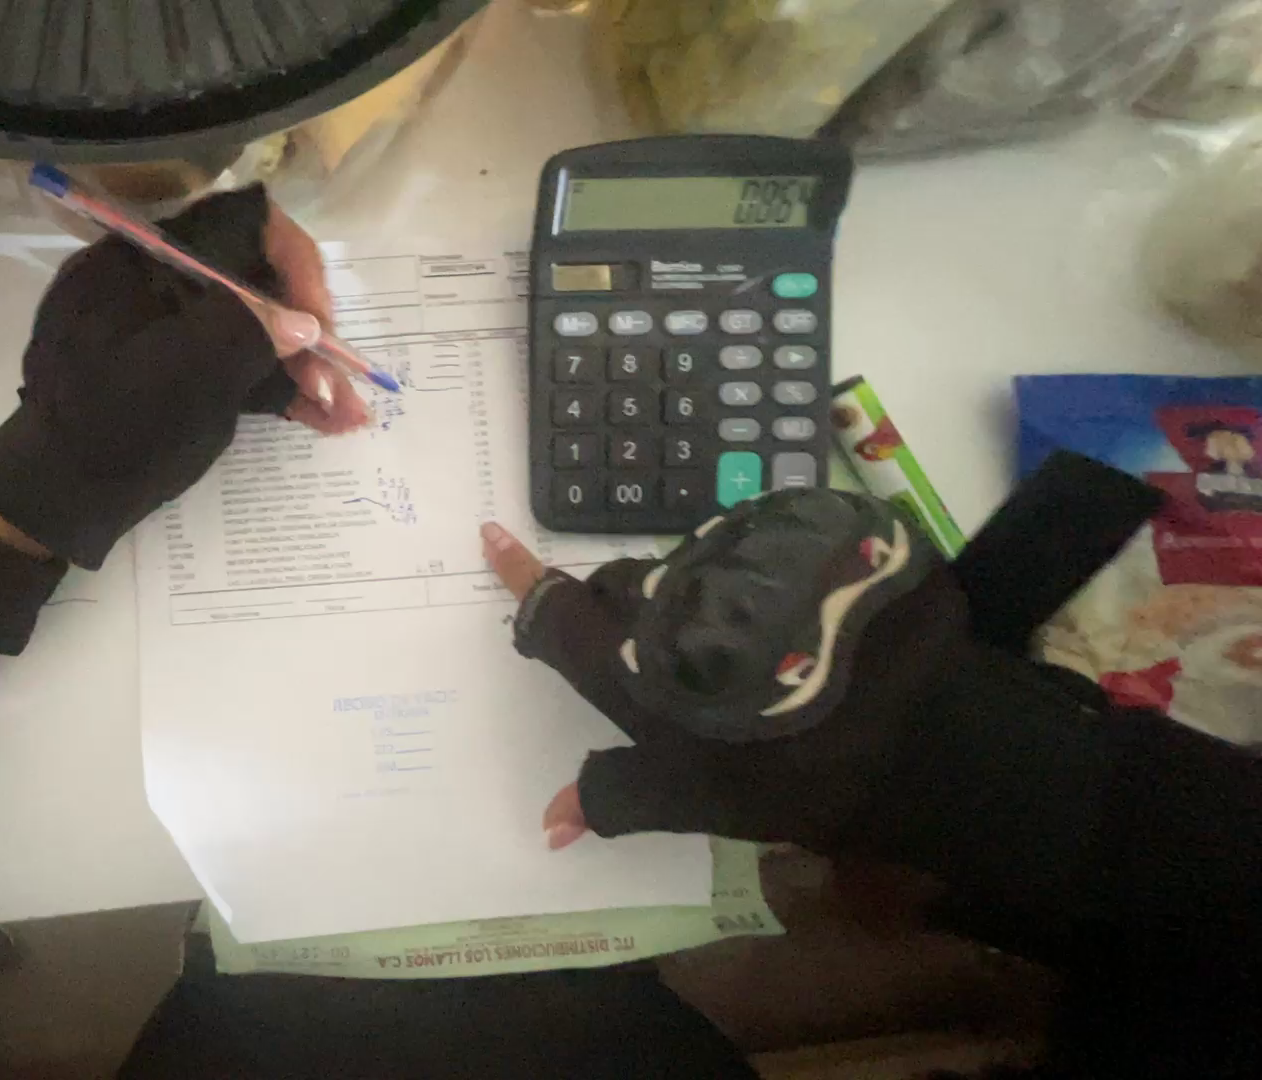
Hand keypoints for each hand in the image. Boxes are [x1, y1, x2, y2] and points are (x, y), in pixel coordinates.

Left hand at [0, 186, 356, 567]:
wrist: (62, 499)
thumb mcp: (181, 381)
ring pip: (257, 331)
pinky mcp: (186, 369)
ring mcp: (177, 329)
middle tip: (340, 380)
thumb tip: (307, 322)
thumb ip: (245, 336)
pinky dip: (281, 390)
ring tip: (347, 411)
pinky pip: (242, 365)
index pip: (240, 224)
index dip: (293, 264)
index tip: (318, 321)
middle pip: (259, 282)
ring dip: (306, 369)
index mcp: (148, 260)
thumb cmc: (111, 433)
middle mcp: (166, 282)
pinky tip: (325, 418)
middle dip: (309, 332)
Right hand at [478, 490, 959, 852]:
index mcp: (633, 664)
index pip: (558, 610)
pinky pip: (726, 562)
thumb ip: (616, 797)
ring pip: (671, 575)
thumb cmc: (794, 773)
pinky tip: (763, 630)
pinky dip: (725, 590)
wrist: (931, 736)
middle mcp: (668, 608)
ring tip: (719, 653)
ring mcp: (724, 575)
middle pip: (612, 586)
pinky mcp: (779, 557)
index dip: (520, 575)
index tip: (491, 535)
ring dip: (673, 603)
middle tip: (646, 659)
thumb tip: (547, 824)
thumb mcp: (696, 800)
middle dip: (609, 609)